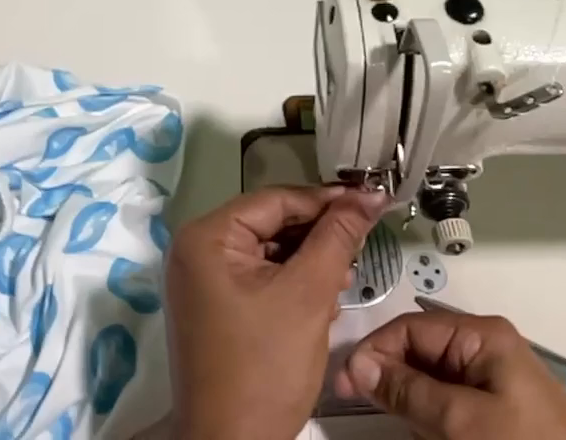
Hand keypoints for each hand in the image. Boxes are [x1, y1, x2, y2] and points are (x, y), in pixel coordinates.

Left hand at [165, 185, 385, 439]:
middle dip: (319, 234)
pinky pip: (260, 276)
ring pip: (269, 250)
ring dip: (310, 259)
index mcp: (207, 238)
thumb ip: (338, 237)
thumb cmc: (265, 368)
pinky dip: (293, 281)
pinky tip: (324, 294)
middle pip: (272, 223)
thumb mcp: (309, 293)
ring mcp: (202, 281)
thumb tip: (368, 197)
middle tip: (362, 238)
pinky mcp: (214, 306)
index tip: (369, 200)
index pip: (276, 200)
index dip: (326, 199)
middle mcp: (196, 251)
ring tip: (345, 272)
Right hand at [334, 311, 565, 439]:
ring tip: (390, 420)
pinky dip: (429, 418)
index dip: (375, 350)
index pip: (412, 327)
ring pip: (430, 380)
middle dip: (389, 375)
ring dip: (407, 399)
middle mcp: (486, 349)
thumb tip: (359, 363)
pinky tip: (420, 433)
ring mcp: (492, 382)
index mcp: (483, 335)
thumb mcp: (461, 421)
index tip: (343, 381)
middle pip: (420, 351)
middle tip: (355, 402)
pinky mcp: (496, 413)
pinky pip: (448, 404)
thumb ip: (408, 389)